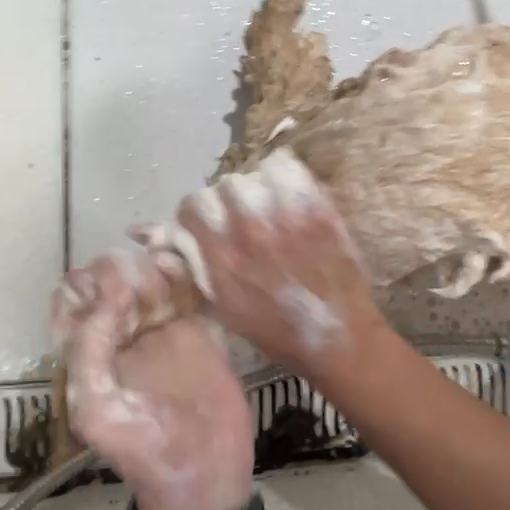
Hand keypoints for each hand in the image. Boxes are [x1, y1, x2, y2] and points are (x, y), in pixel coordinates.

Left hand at [52, 252, 253, 509]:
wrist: (204, 476)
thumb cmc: (143, 451)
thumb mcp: (98, 412)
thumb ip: (89, 354)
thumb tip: (107, 297)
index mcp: (91, 355)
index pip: (73, 303)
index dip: (82, 287)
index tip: (105, 288)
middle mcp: (124, 336)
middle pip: (113, 283)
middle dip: (119, 271)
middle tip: (136, 283)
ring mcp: (163, 331)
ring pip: (151, 280)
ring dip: (152, 266)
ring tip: (160, 274)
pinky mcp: (200, 332)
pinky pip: (190, 292)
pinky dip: (186, 273)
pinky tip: (184, 270)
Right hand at [176, 150, 388, 382]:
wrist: (339, 337)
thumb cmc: (279, 332)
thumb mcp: (226, 310)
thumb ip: (197, 273)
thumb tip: (171, 249)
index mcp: (222, 258)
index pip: (193, 206)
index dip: (197, 212)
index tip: (208, 219)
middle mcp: (248, 232)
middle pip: (225, 186)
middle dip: (229, 198)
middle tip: (241, 213)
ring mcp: (285, 217)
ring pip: (256, 175)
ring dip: (258, 187)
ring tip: (268, 202)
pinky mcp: (317, 210)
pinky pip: (290, 171)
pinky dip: (286, 177)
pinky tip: (290, 193)